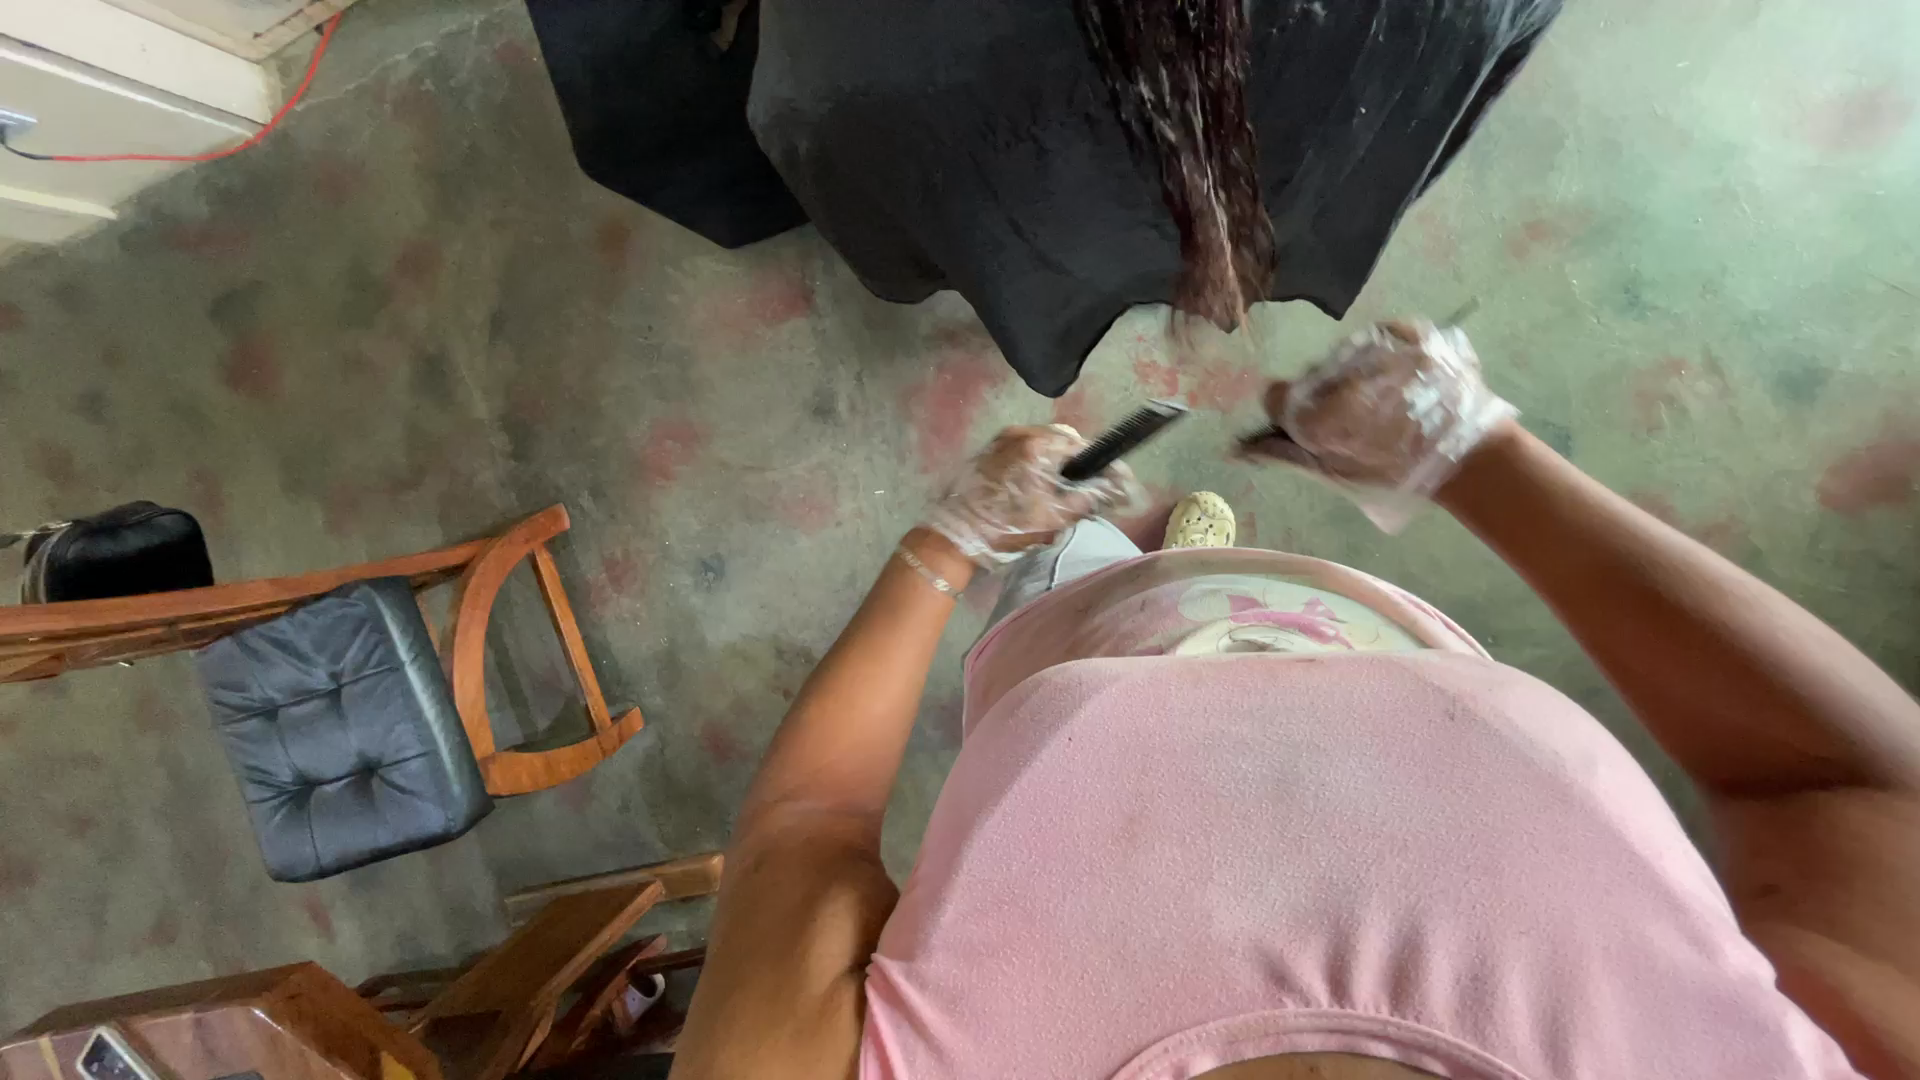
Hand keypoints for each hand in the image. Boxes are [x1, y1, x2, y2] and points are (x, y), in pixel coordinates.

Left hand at [923, 425, 1138, 565]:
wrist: (955, 536)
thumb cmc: (1008, 527)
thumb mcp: (1056, 517)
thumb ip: (1091, 497)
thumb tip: (1120, 487)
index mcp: (1038, 444)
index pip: (1081, 445)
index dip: (1095, 465)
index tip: (1100, 484)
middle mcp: (1019, 432)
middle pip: (1060, 440)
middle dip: (1071, 463)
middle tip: (1073, 491)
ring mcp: (1000, 439)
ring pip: (1040, 444)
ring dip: (1051, 462)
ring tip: (1052, 491)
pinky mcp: (987, 450)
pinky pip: (1020, 449)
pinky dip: (1031, 463)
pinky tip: (1029, 488)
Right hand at [1241, 319, 1515, 530]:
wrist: (1465, 455)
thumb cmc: (1391, 472)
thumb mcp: (1328, 470)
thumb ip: (1278, 453)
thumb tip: (1230, 449)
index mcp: (1312, 411)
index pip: (1278, 396)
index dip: (1295, 413)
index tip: (1318, 428)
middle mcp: (1333, 371)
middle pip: (1313, 374)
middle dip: (1327, 393)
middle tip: (1361, 418)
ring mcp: (1372, 344)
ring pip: (1345, 355)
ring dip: (1357, 374)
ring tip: (1389, 400)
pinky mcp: (1405, 329)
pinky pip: (1380, 334)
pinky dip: (1386, 354)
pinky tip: (1403, 380)